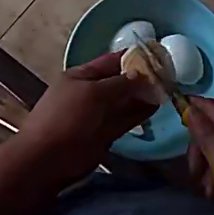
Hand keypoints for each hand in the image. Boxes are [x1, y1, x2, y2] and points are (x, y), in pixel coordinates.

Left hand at [12, 52, 159, 179]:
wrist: (47, 159)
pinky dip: (139, 113)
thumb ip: (119, 84)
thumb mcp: (92, 93)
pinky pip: (124, 119)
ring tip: (166, 89)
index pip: (109, 62)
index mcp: (80, 76)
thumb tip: (141, 75)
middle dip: (140, 77)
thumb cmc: (66, 118)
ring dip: (142, 95)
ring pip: (124, 102)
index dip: (130, 57)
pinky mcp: (104, 135)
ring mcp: (97, 115)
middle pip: (118, 82)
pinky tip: (155, 106)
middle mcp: (89, 93)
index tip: (154, 54)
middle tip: (166, 74)